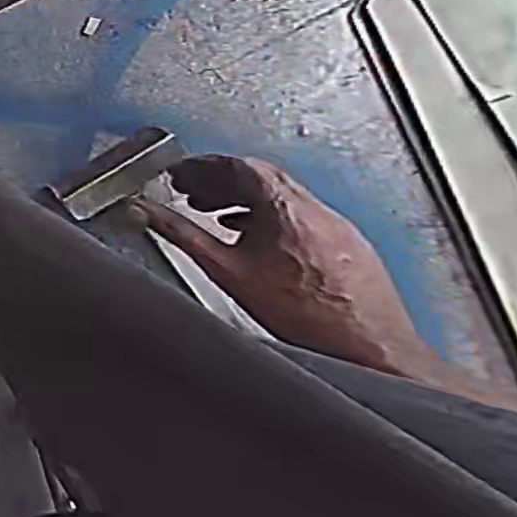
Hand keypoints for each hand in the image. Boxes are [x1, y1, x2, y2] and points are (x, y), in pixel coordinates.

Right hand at [136, 155, 443, 380]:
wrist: (370, 351)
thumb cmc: (305, 316)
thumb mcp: (225, 270)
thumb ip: (181, 233)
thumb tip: (147, 211)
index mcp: (284, 208)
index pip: (239, 165)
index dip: (204, 165)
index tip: (184, 171)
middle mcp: (315, 210)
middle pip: (259, 176)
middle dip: (220, 179)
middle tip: (193, 188)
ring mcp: (336, 226)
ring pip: (281, 194)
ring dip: (244, 196)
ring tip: (217, 212)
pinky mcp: (348, 243)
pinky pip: (301, 213)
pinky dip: (270, 214)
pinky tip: (255, 236)